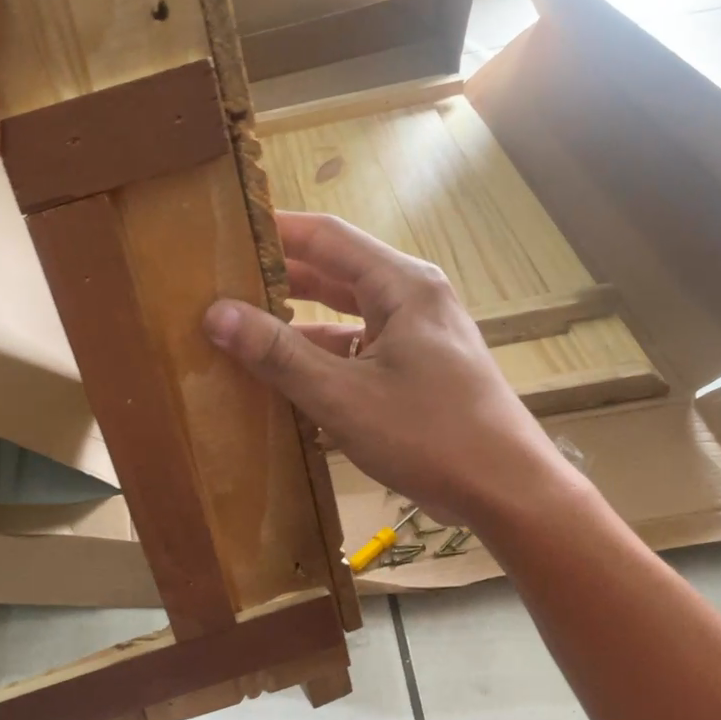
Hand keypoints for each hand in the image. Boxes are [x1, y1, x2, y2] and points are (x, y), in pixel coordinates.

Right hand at [203, 212, 577, 524]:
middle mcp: (411, 298)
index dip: (273, 231)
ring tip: (240, 329)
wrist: (505, 489)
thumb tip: (215, 313)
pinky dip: (321, 356)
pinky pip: (358, 348)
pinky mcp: (416, 368)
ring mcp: (416, 334)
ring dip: (297, 321)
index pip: (325, 236)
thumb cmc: (429, 435)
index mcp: (401, 285)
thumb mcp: (343, 396)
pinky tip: (284, 377)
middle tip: (220, 284)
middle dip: (278, 278)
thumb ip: (279, 354)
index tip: (223, 234)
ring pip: (344, 314)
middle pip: (334, 272)